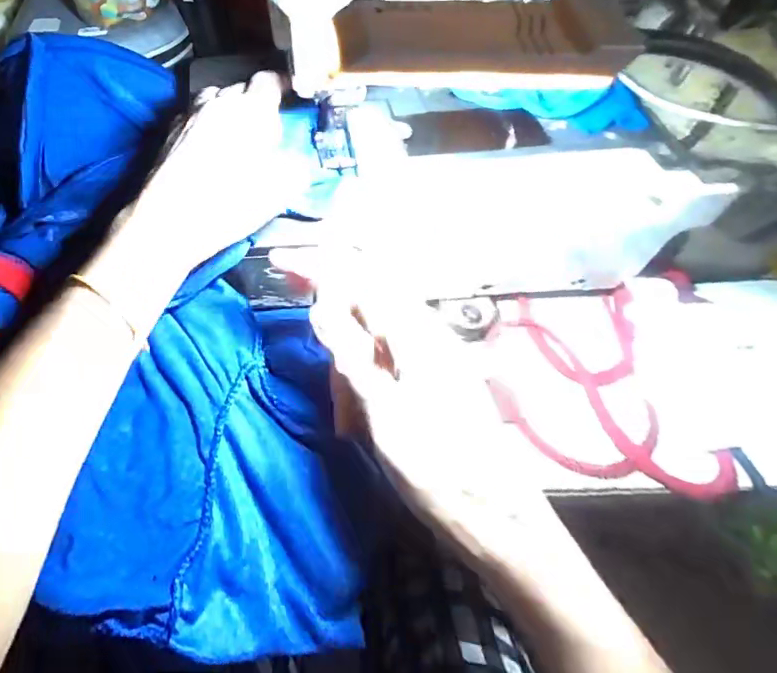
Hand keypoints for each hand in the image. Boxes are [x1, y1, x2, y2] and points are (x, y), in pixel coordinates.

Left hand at [111, 71, 303, 281]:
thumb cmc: (230, 202)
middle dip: (254, 104)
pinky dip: (204, 125)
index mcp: (252, 109)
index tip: (290, 99)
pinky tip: (207, 149)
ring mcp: (190, 115)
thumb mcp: (283, 188)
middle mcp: (219, 103)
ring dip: (226, 111)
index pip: (271, 79)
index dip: (283, 86)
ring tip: (233, 136)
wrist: (170, 222)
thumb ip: (296, 164)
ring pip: (214, 100)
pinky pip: (193, 117)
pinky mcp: (168, 132)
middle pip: (241, 89)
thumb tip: (296, 159)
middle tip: (264, 129)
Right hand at [268, 248, 563, 570]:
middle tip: (305, 344)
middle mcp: (427, 330)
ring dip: (348, 360)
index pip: (359, 277)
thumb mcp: (384, 414)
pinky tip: (358, 414)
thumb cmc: (438, 467)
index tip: (280, 262)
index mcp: (416, 332)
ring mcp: (433, 352)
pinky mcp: (434, 375)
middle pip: (367, 296)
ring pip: (374, 331)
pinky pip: (388, 356)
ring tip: (342, 416)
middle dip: (330, 311)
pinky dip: (364, 376)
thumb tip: (320, 303)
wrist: (496, 515)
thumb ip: (352, 355)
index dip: (318, 265)